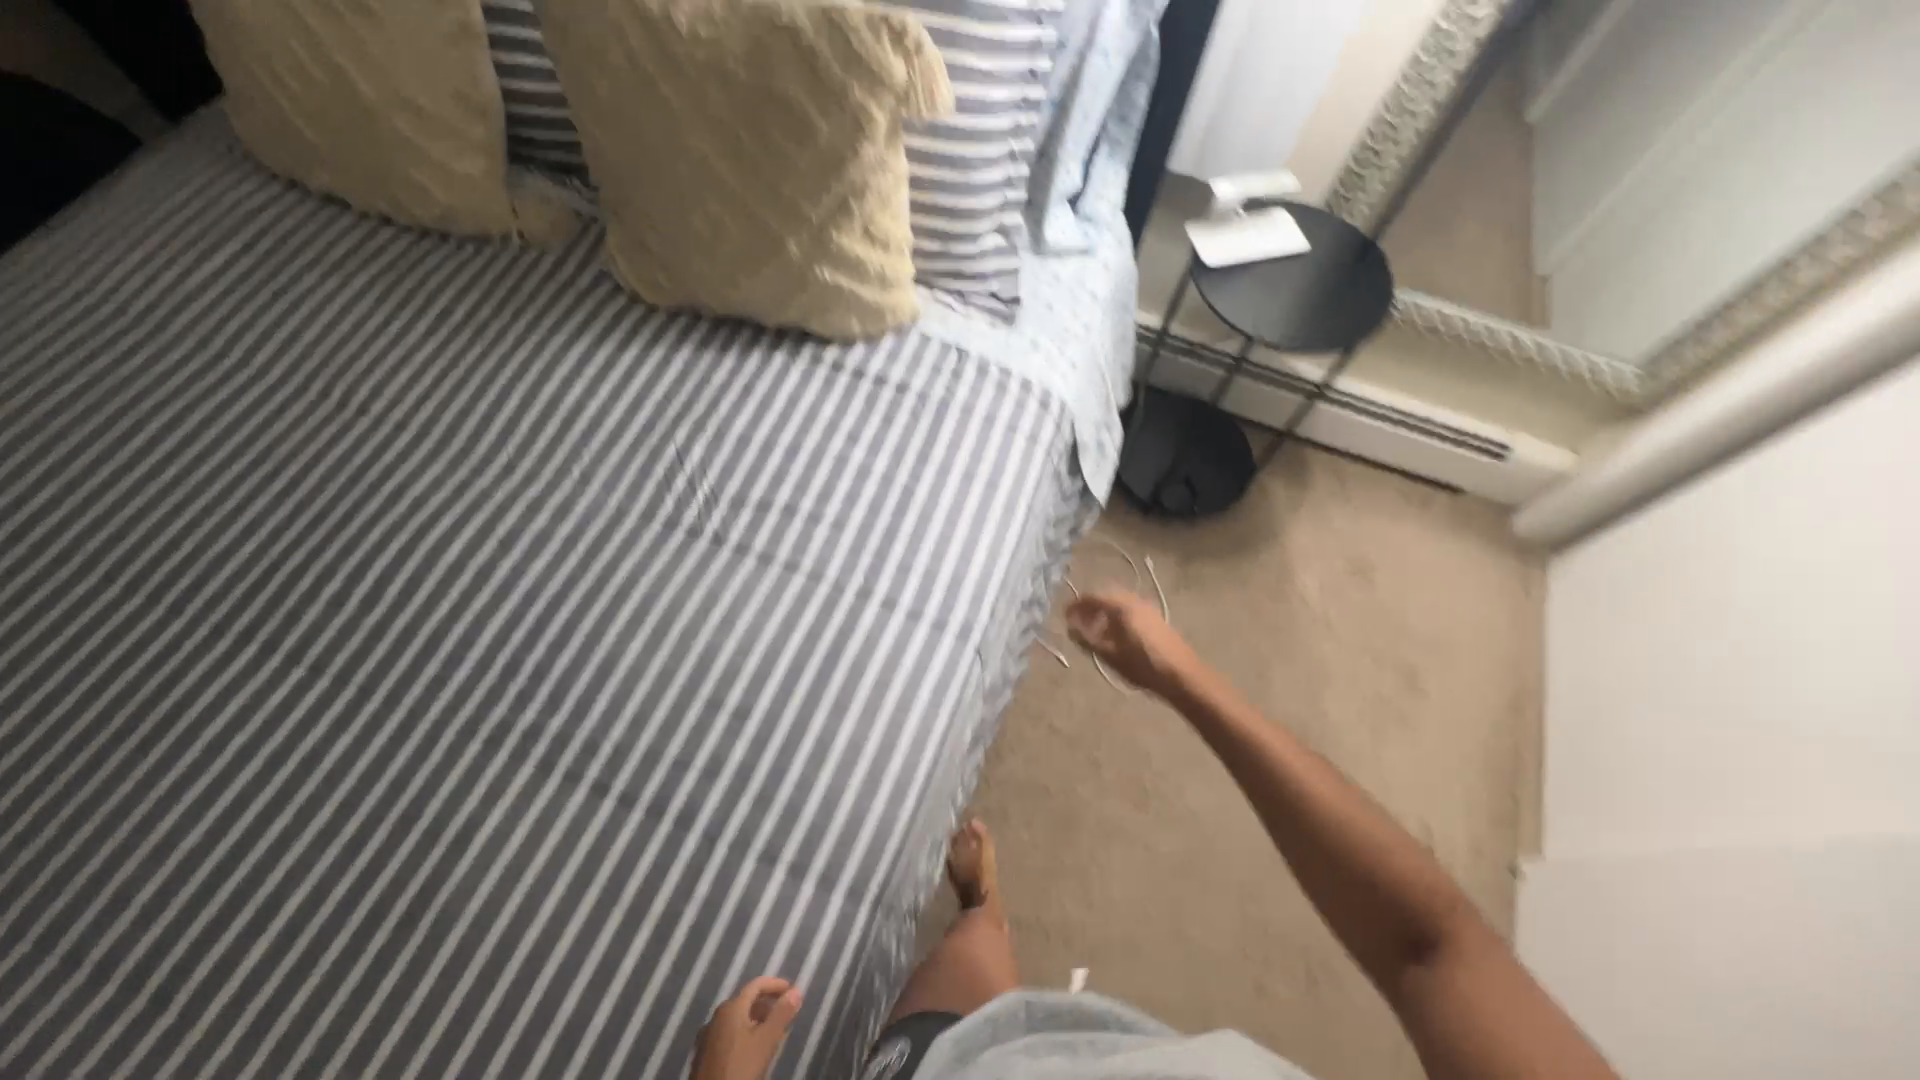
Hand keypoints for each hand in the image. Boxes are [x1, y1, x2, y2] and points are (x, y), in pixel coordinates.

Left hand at [691, 976, 802, 1079]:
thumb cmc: (741, 1067)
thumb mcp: (767, 1040)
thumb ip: (782, 1014)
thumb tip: (796, 991)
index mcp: (731, 1008)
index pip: (756, 985)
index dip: (776, 984)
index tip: (793, 991)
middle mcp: (717, 1016)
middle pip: (746, 1000)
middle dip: (767, 1003)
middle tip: (785, 1012)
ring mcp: (708, 1035)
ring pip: (737, 1018)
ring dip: (756, 1018)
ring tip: (772, 1031)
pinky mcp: (704, 1053)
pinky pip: (728, 1032)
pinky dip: (744, 1032)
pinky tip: (751, 1048)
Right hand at [1066, 590, 1201, 698]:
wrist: (1182, 675)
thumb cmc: (1142, 665)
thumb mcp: (1109, 655)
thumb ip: (1086, 639)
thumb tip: (1070, 627)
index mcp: (1121, 606)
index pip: (1092, 596)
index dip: (1075, 605)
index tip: (1064, 617)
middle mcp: (1135, 601)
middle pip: (1106, 596)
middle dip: (1090, 608)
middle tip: (1078, 624)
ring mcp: (1148, 608)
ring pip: (1119, 603)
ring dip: (1104, 613)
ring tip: (1095, 633)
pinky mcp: (1156, 618)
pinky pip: (1130, 610)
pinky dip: (1117, 617)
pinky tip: (1116, 637)